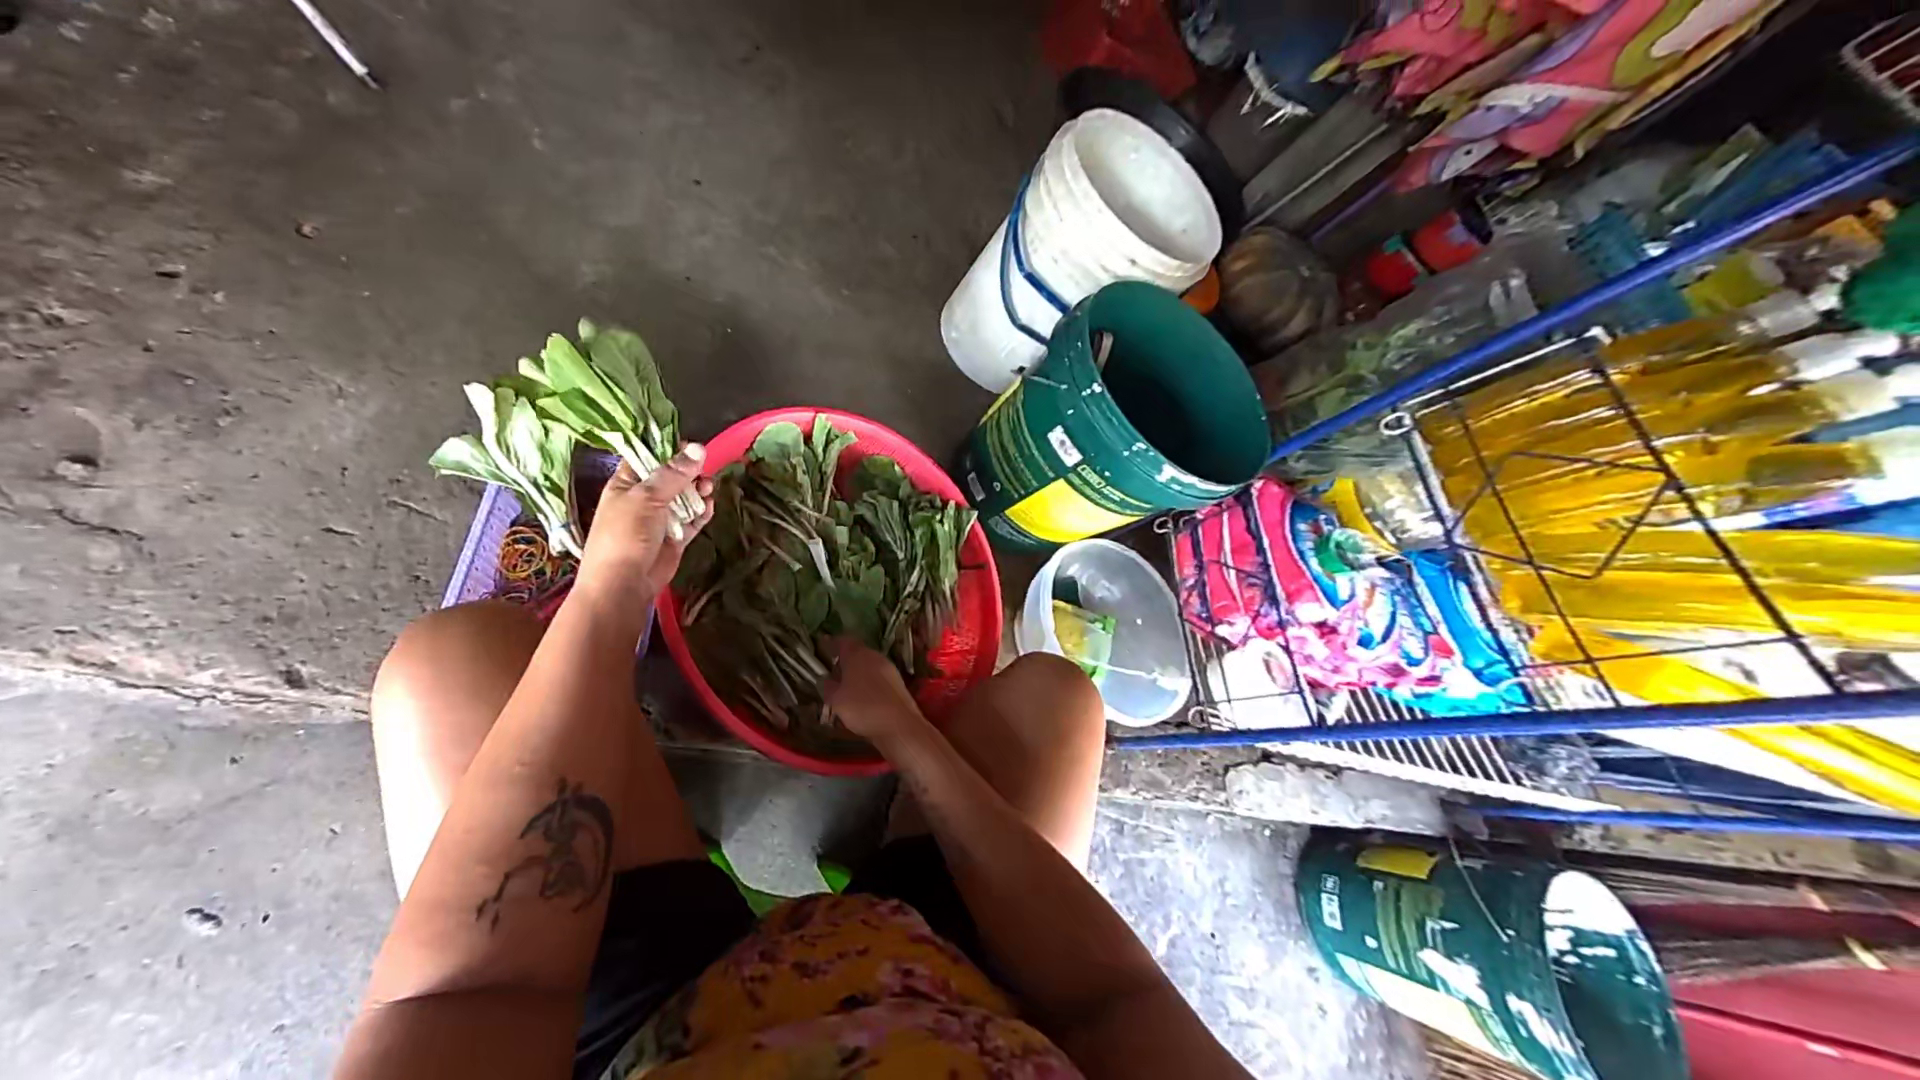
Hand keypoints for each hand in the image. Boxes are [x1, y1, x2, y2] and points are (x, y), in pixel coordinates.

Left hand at [574, 444, 714, 609]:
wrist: (624, 583)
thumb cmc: (626, 534)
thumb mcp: (647, 497)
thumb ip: (674, 473)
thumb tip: (699, 448)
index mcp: (627, 483)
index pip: (649, 456)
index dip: (670, 449)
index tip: (693, 448)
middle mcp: (644, 498)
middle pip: (673, 476)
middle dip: (690, 472)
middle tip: (704, 473)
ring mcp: (661, 518)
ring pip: (686, 497)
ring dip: (699, 492)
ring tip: (708, 490)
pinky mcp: (676, 537)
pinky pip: (693, 519)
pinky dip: (702, 513)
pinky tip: (709, 507)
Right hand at [822, 639, 925, 744]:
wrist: (899, 725)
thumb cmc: (862, 707)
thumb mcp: (836, 700)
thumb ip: (828, 687)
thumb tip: (825, 679)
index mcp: (858, 655)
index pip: (844, 641)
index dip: (833, 644)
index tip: (824, 647)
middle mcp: (875, 657)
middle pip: (858, 652)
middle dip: (846, 660)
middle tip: (834, 670)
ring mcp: (889, 669)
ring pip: (869, 665)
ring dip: (859, 672)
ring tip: (846, 685)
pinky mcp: (898, 684)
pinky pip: (878, 678)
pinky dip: (869, 683)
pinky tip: (864, 697)